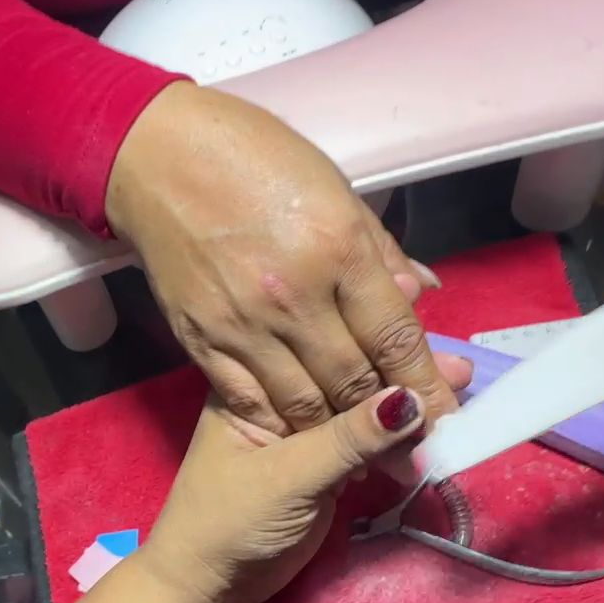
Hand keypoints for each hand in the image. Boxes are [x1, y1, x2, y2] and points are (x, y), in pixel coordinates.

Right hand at [106, 82, 457, 435]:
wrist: (156, 162)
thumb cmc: (252, 158)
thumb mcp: (332, 189)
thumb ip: (378, 252)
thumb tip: (417, 297)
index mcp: (336, 248)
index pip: (395, 337)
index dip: (427, 385)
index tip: (447, 418)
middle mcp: (294, 297)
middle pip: (355, 381)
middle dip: (390, 418)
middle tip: (411, 444)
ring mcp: (242, 326)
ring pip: (304, 404)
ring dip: (336, 429)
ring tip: (361, 444)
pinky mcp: (200, 343)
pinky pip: (250, 401)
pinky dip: (282, 422)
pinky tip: (301, 429)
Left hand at [140, 354, 473, 602]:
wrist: (210, 583)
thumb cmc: (229, 522)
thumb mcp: (288, 476)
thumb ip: (347, 439)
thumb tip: (411, 400)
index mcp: (253, 383)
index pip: (317, 342)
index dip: (368, 328)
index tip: (420, 315)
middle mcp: (279, 395)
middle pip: (348, 368)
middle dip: (400, 364)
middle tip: (457, 366)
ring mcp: (303, 429)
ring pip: (363, 403)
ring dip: (407, 400)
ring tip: (460, 385)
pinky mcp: (322, 461)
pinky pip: (366, 438)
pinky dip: (397, 435)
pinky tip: (430, 426)